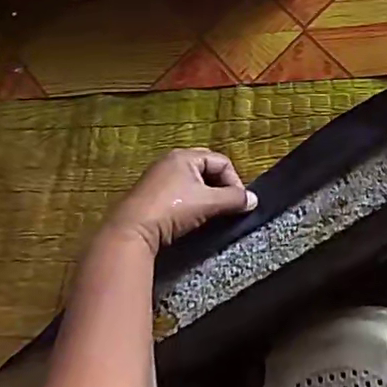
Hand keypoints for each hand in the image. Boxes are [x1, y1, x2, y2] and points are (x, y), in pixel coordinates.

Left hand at [101, 148, 258, 254]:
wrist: (132, 231)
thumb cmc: (172, 209)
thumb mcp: (208, 203)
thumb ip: (234, 200)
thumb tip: (254, 200)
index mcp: (185, 156)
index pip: (221, 162)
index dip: (234, 181)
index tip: (238, 203)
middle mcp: (170, 161)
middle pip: (207, 169)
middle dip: (220, 187)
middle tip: (226, 207)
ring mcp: (158, 177)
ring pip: (192, 182)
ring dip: (206, 196)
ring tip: (210, 214)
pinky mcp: (150, 195)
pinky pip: (178, 192)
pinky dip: (190, 202)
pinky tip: (190, 218)